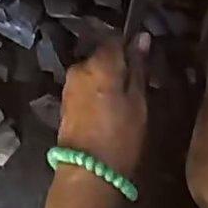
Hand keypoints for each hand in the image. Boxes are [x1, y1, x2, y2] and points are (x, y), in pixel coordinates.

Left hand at [57, 34, 150, 177]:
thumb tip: (142, 37)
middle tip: (136, 83)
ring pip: (92, 69)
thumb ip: (138, 68)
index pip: (115, 39)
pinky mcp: (64, 96)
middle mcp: (80, 65)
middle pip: (102, 55)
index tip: (143, 57)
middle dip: (117, 63)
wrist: (87, 170)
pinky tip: (106, 107)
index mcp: (99, 63)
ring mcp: (69, 81)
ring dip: (105, 77)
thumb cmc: (121, 136)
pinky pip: (84, 83)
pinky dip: (95, 88)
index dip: (130, 45)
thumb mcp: (138, 103)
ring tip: (122, 99)